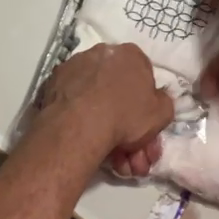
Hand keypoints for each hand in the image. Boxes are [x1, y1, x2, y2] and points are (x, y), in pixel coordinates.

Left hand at [35, 43, 173, 177]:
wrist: (81, 123)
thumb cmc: (126, 114)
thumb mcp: (162, 113)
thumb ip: (164, 103)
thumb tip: (158, 100)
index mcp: (130, 54)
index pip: (144, 78)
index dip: (146, 107)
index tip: (145, 130)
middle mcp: (103, 53)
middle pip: (120, 94)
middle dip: (131, 131)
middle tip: (134, 158)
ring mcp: (76, 66)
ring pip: (99, 102)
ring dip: (110, 133)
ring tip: (116, 165)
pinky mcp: (55, 82)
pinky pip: (77, 104)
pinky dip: (85, 122)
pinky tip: (92, 148)